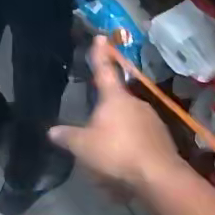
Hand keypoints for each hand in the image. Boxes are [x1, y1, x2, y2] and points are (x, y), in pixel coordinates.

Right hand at [48, 36, 182, 191]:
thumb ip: (67, 137)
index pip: (104, 71)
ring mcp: (152, 121)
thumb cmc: (117, 152)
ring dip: (118, 135)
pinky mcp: (163, 140)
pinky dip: (130, 149)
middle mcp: (136, 103)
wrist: (158, 177)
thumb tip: (52, 131)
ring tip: (107, 159)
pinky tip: (123, 167)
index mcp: (115, 98)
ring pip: (129, 123)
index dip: (100, 54)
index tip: (100, 37)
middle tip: (94, 132)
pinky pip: (140, 140)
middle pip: (116, 102)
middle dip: (105, 114)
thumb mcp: (83, 146)